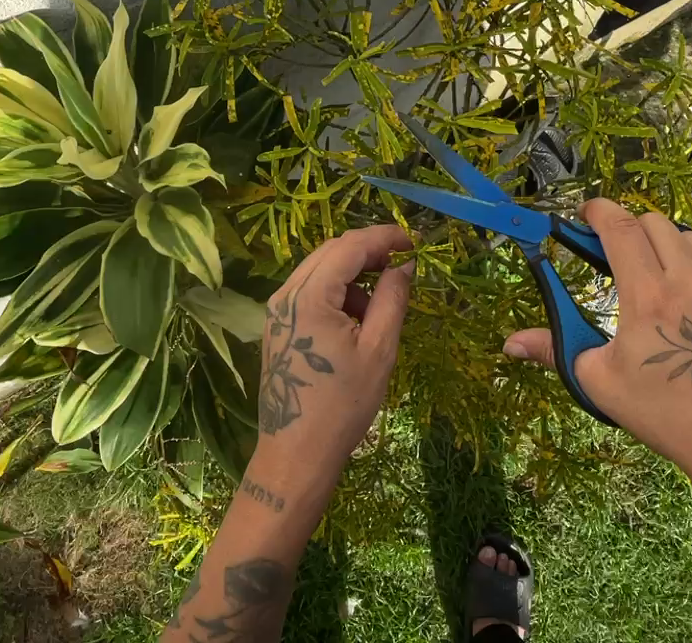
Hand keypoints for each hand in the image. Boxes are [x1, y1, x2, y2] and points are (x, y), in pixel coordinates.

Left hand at [249, 225, 414, 496]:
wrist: (297, 454)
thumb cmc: (343, 406)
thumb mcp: (379, 350)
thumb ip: (392, 299)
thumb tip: (405, 265)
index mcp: (309, 296)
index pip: (349, 246)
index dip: (383, 237)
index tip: (413, 242)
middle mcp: (286, 294)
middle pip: (331, 250)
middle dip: (369, 251)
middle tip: (403, 265)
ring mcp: (277, 309)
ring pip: (320, 269)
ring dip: (353, 273)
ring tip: (380, 306)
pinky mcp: (277, 324)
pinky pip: (310, 290)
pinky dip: (338, 292)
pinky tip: (357, 321)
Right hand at [502, 199, 691, 479]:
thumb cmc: (666, 415)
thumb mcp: (601, 382)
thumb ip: (554, 350)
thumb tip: (507, 343)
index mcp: (648, 296)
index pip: (620, 228)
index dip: (599, 211)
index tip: (587, 213)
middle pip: (656, 224)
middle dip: (631, 229)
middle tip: (620, 253)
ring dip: (669, 246)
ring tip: (661, 275)